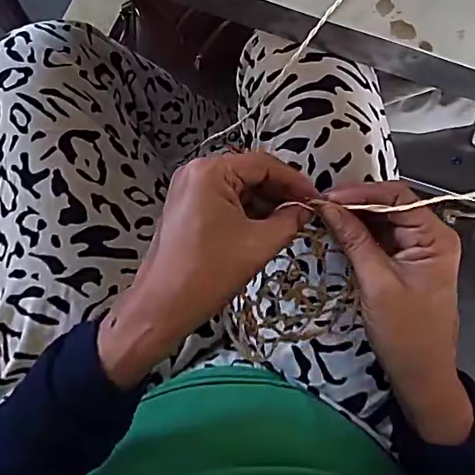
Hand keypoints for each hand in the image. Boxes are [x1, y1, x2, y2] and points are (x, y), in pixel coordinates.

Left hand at [98, 152, 314, 386]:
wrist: (161, 309)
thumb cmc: (202, 276)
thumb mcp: (259, 244)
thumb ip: (289, 220)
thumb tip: (304, 210)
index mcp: (210, 172)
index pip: (264, 165)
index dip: (295, 181)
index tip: (314, 196)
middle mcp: (196, 173)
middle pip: (251, 173)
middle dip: (281, 192)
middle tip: (305, 209)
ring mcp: (189, 190)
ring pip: (240, 187)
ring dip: (266, 202)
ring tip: (289, 221)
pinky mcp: (188, 207)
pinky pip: (226, 199)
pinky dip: (248, 211)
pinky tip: (267, 227)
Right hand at [319, 182, 474, 444]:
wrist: (422, 377)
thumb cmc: (405, 334)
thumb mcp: (376, 283)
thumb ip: (354, 239)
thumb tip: (328, 206)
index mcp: (436, 236)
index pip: (398, 197)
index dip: (362, 192)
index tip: (328, 196)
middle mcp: (433, 234)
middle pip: (392, 204)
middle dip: (357, 202)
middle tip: (321, 204)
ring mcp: (421, 247)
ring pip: (385, 218)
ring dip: (357, 215)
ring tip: (325, 213)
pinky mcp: (408, 260)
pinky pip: (384, 235)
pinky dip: (362, 231)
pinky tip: (340, 228)